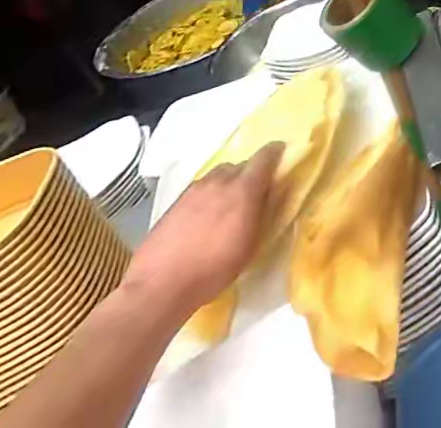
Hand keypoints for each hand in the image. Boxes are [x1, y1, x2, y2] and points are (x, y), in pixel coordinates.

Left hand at [121, 142, 283, 315]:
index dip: (275, 152)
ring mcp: (194, 190)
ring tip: (228, 205)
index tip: (281, 155)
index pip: (265, 156)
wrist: (158, 287)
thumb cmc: (213, 270)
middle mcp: (219, 182)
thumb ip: (265, 212)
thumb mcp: (251, 244)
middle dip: (251, 173)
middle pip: (240, 164)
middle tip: (254, 192)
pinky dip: (209, 195)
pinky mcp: (174, 202)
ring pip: (218, 175)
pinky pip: (200, 189)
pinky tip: (204, 217)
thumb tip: (274, 193)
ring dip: (228, 182)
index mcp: (243, 189)